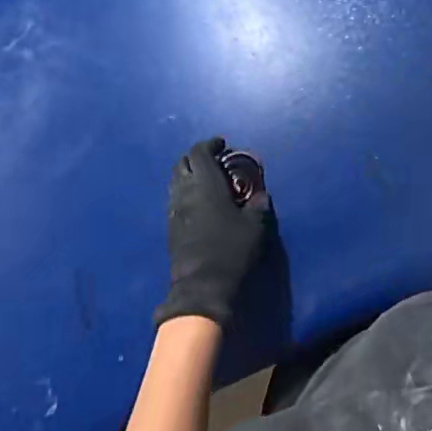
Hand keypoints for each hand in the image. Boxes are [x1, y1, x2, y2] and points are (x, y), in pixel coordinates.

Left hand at [154, 138, 273, 328]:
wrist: (201, 286)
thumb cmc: (231, 250)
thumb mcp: (255, 227)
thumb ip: (258, 206)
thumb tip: (261, 195)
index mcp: (204, 183)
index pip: (199, 153)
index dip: (210, 144)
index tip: (222, 144)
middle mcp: (184, 191)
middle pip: (182, 163)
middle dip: (196, 157)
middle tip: (213, 161)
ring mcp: (174, 209)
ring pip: (175, 181)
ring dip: (188, 175)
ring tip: (206, 181)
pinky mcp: (170, 226)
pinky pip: (174, 199)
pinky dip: (184, 192)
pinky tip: (198, 203)